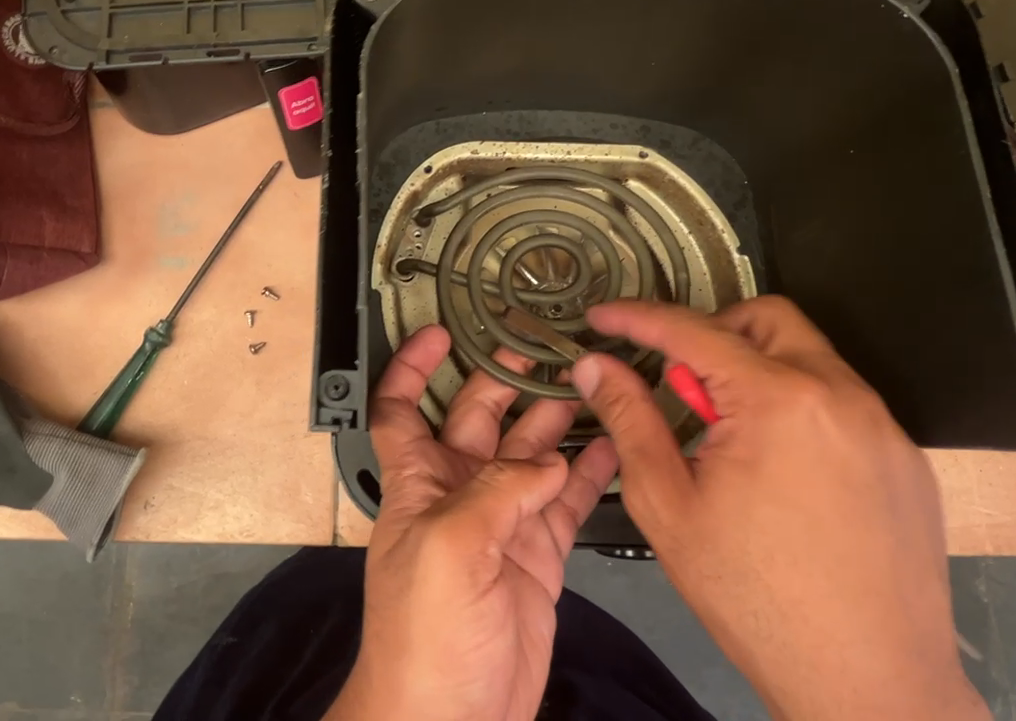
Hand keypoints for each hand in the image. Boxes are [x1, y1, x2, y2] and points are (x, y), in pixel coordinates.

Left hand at [326, 325, 618, 720]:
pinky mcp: (536, 555)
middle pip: (479, 418)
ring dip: (555, 421)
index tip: (439, 334)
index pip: (403, 408)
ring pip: (529, 454)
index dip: (415, 367)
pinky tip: (612, 448)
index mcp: (418, 481)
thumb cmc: (421, 639)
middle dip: (506, 382)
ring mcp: (500, 523)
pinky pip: (564, 500)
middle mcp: (458, 493)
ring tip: (590, 386)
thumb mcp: (449, 550)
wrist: (451, 718)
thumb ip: (496, 493)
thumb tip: (545, 460)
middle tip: (545, 351)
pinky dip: (587, 473)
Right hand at [573, 298, 988, 720]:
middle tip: (681, 383)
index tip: (601, 315)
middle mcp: (841, 395)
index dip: (637, 316)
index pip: (692, 329)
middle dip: (713, 330)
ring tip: (728, 436)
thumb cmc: (752, 593)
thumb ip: (629, 419)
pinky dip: (798, 407)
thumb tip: (595, 364)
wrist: (871, 684)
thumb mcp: (667, 503)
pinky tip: (781, 471)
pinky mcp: (907, 461)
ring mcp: (884, 427)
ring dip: (757, 371)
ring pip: (809, 358)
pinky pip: (842, 403)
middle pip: (767, 319)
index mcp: (777, 400)